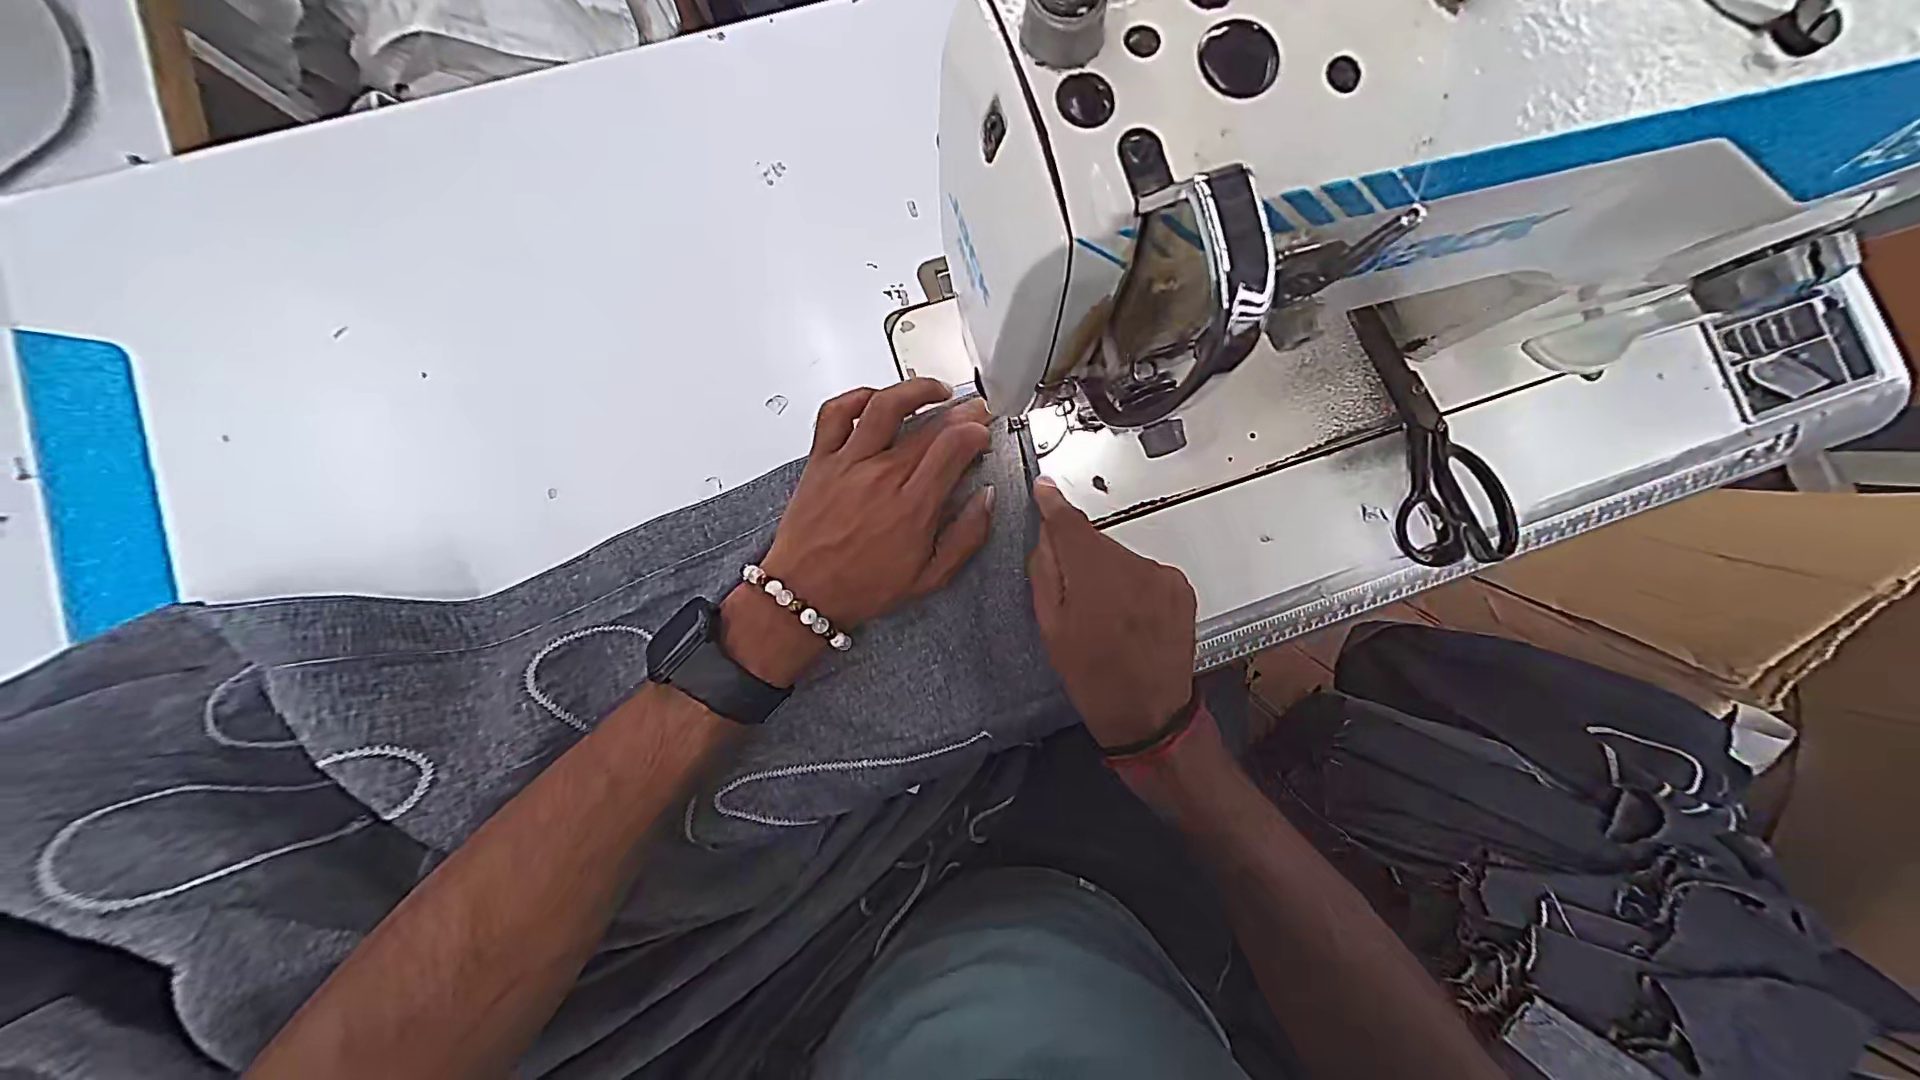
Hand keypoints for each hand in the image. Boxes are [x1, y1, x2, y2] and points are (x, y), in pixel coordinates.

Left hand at [721, 379, 995, 686]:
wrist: (805, 593)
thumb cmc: (860, 586)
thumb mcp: (929, 577)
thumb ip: (966, 536)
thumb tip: (985, 500)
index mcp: (912, 507)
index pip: (954, 446)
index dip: (976, 431)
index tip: (982, 434)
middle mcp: (881, 478)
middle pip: (930, 425)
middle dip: (961, 411)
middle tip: (972, 412)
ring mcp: (849, 464)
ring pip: (886, 406)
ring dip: (916, 389)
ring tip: (935, 390)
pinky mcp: (821, 460)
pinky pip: (836, 413)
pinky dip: (857, 396)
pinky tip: (876, 398)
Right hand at [1028, 477, 1196, 748]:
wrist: (1148, 713)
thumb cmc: (1096, 679)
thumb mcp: (1051, 628)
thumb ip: (1045, 572)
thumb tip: (1046, 535)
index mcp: (1093, 580)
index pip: (1069, 523)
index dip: (1053, 504)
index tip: (1045, 489)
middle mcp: (1132, 570)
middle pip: (1096, 540)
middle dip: (1081, 555)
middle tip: (1075, 594)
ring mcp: (1161, 577)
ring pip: (1120, 554)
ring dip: (1109, 571)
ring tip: (1107, 614)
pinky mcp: (1180, 586)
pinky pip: (1144, 569)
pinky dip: (1133, 582)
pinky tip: (1129, 614)